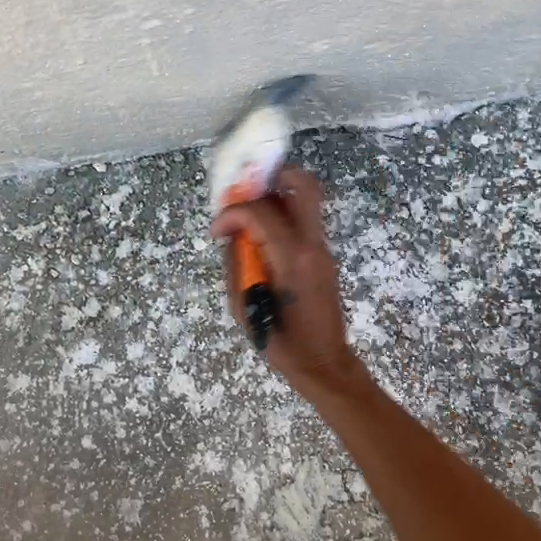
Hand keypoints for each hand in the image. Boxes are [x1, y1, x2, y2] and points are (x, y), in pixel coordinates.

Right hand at [212, 168, 373, 400]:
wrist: (323, 363)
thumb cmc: (281, 342)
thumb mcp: (244, 307)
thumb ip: (236, 266)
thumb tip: (231, 240)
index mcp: (291, 257)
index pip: (260, 212)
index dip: (232, 214)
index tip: (216, 232)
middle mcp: (312, 245)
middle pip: (303, 185)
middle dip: (272, 177)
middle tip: (245, 193)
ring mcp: (322, 249)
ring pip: (304, 201)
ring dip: (275, 200)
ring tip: (248, 220)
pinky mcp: (324, 258)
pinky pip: (303, 224)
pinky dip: (281, 220)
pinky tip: (261, 242)